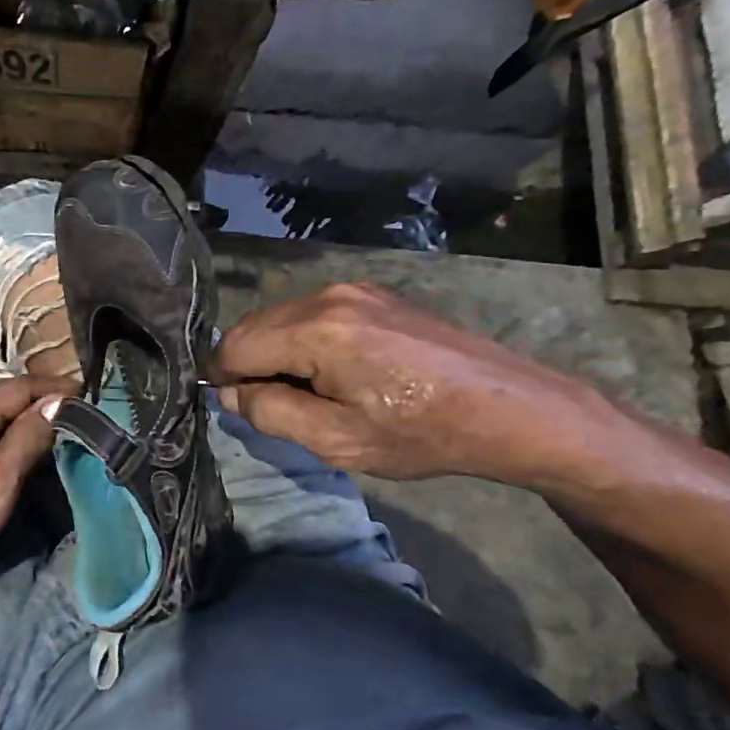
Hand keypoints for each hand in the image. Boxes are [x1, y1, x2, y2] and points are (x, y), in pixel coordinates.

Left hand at [0, 375, 73, 599]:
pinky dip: (13, 437)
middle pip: (10, 397)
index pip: (23, 385)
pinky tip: (31, 451)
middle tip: (86, 417)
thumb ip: (29, 436)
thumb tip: (59, 401)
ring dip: (31, 421)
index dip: (59, 389)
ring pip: (0, 417)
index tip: (94, 397)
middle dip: (47, 403)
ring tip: (66, 433)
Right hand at [213, 283, 627, 486]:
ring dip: (278, 353)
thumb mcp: (339, 441)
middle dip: (250, 365)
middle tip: (278, 407)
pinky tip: (337, 371)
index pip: (234, 346)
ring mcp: (353, 289)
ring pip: (282, 318)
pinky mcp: (372, 293)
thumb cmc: (421, 432)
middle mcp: (328, 296)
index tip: (240, 408)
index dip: (224, 379)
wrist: (506, 407)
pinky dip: (305, 340)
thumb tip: (230, 392)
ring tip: (313, 393)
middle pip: (254, 326)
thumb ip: (272, 413)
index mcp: (317, 330)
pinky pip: (313, 313)